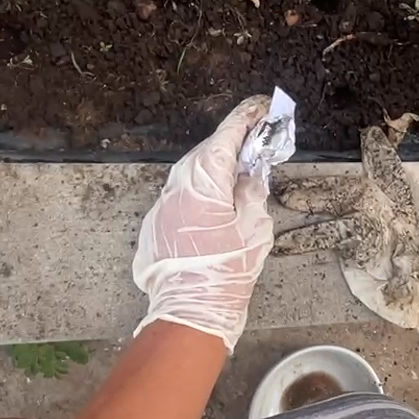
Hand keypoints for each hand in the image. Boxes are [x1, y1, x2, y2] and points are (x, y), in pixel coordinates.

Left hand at [132, 95, 274, 351]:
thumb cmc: (227, 273)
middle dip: (232, 140)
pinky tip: (216, 199)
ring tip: (239, 167)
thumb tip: (248, 177)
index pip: (226, 137)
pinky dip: (201, 188)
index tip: (262, 106)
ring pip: (192, 172)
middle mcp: (179, 186)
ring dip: (216, 165)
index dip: (246, 118)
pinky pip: (182, 193)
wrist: (189, 312)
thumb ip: (252, 193)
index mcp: (206, 183)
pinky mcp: (156, 222)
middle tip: (257, 136)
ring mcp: (163, 204)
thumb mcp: (255, 229)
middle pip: (207, 151)